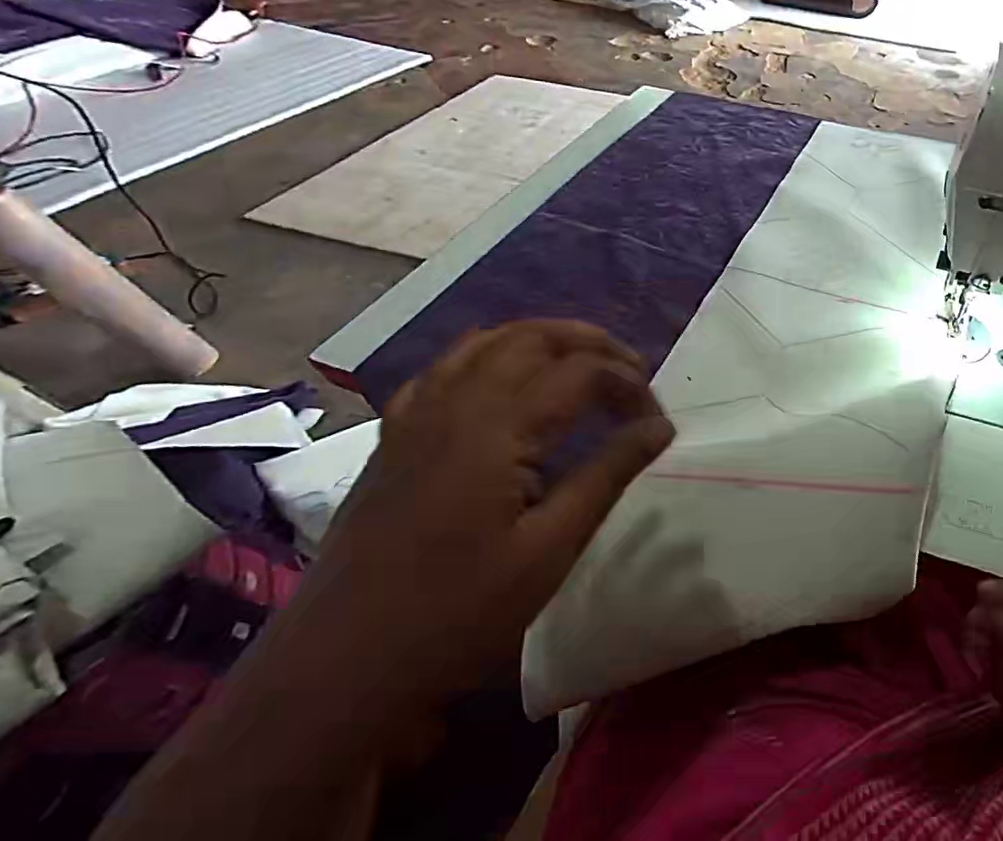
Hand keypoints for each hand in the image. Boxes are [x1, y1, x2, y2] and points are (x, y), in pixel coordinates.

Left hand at [299, 320, 675, 711]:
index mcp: (498, 426)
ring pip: (486, 342)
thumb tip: (660, 427)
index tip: (658, 424)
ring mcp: (417, 414)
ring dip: (542, 340)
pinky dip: (488, 356)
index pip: (581, 372)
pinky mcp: (395, 436)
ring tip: (580, 364)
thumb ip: (608, 474)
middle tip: (632, 373)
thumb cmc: (458, 614)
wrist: (342, 665)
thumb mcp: (549, 550)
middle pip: (532, 337)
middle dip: (591, 343)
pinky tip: (501, 381)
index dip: (630, 386)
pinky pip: (445, 368)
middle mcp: (456, 401)